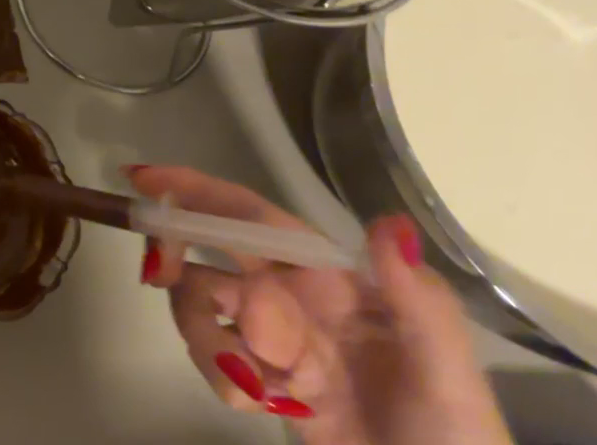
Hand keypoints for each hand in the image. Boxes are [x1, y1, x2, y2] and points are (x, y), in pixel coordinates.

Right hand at [130, 166, 512, 444]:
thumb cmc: (452, 440)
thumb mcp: (448, 375)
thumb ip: (418, 301)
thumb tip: (387, 223)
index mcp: (332, 281)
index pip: (255, 220)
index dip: (199, 191)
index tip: (145, 179)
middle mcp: (292, 297)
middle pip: (209, 252)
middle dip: (173, 253)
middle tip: (156, 274)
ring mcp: (272, 337)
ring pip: (199, 303)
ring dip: (206, 338)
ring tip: (248, 387)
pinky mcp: (258, 375)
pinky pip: (210, 354)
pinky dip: (222, 377)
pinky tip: (261, 405)